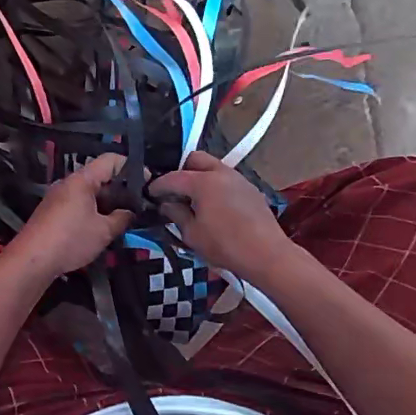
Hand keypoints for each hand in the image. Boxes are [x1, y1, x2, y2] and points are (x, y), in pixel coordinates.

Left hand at [5, 154, 134, 278]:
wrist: (32, 260)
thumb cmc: (71, 239)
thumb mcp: (104, 231)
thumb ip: (122, 218)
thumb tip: (129, 213)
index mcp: (82, 179)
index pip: (110, 160)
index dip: (131, 167)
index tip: (147, 182)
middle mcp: (68, 183)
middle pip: (99, 176)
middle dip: (120, 189)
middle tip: (138, 205)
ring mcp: (57, 197)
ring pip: (88, 193)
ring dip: (106, 203)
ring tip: (123, 218)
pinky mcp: (51, 212)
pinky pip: (77, 204)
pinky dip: (92, 211)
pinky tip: (101, 227)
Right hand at [149, 151, 296, 277]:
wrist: (266, 254)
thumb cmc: (224, 245)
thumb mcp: (192, 234)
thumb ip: (176, 214)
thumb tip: (167, 205)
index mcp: (203, 182)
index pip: (173, 177)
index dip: (157, 186)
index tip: (149, 193)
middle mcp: (222, 173)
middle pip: (195, 159)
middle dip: (180, 171)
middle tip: (173, 191)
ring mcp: (239, 179)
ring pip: (213, 167)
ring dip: (199, 177)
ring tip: (191, 199)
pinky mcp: (250, 190)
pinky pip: (226, 179)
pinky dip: (214, 186)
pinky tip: (212, 205)